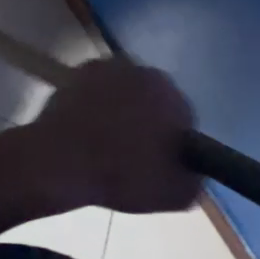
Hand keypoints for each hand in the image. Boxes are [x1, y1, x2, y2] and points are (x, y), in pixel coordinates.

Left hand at [20, 59, 201, 213]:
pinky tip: (90, 121)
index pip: (184, 117)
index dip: (174, 140)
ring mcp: (111, 65)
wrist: (63, 160)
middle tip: (136, 148)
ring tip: (109, 136)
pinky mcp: (82, 68)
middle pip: (155, 97)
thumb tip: (193, 164)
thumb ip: (195, 173)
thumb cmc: (124, 176)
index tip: (161, 158)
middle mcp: (145, 72)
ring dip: (123, 104)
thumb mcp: (178, 193)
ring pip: (127, 88)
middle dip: (150, 117)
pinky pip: (100, 84)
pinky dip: (98, 97)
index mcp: (173, 97)